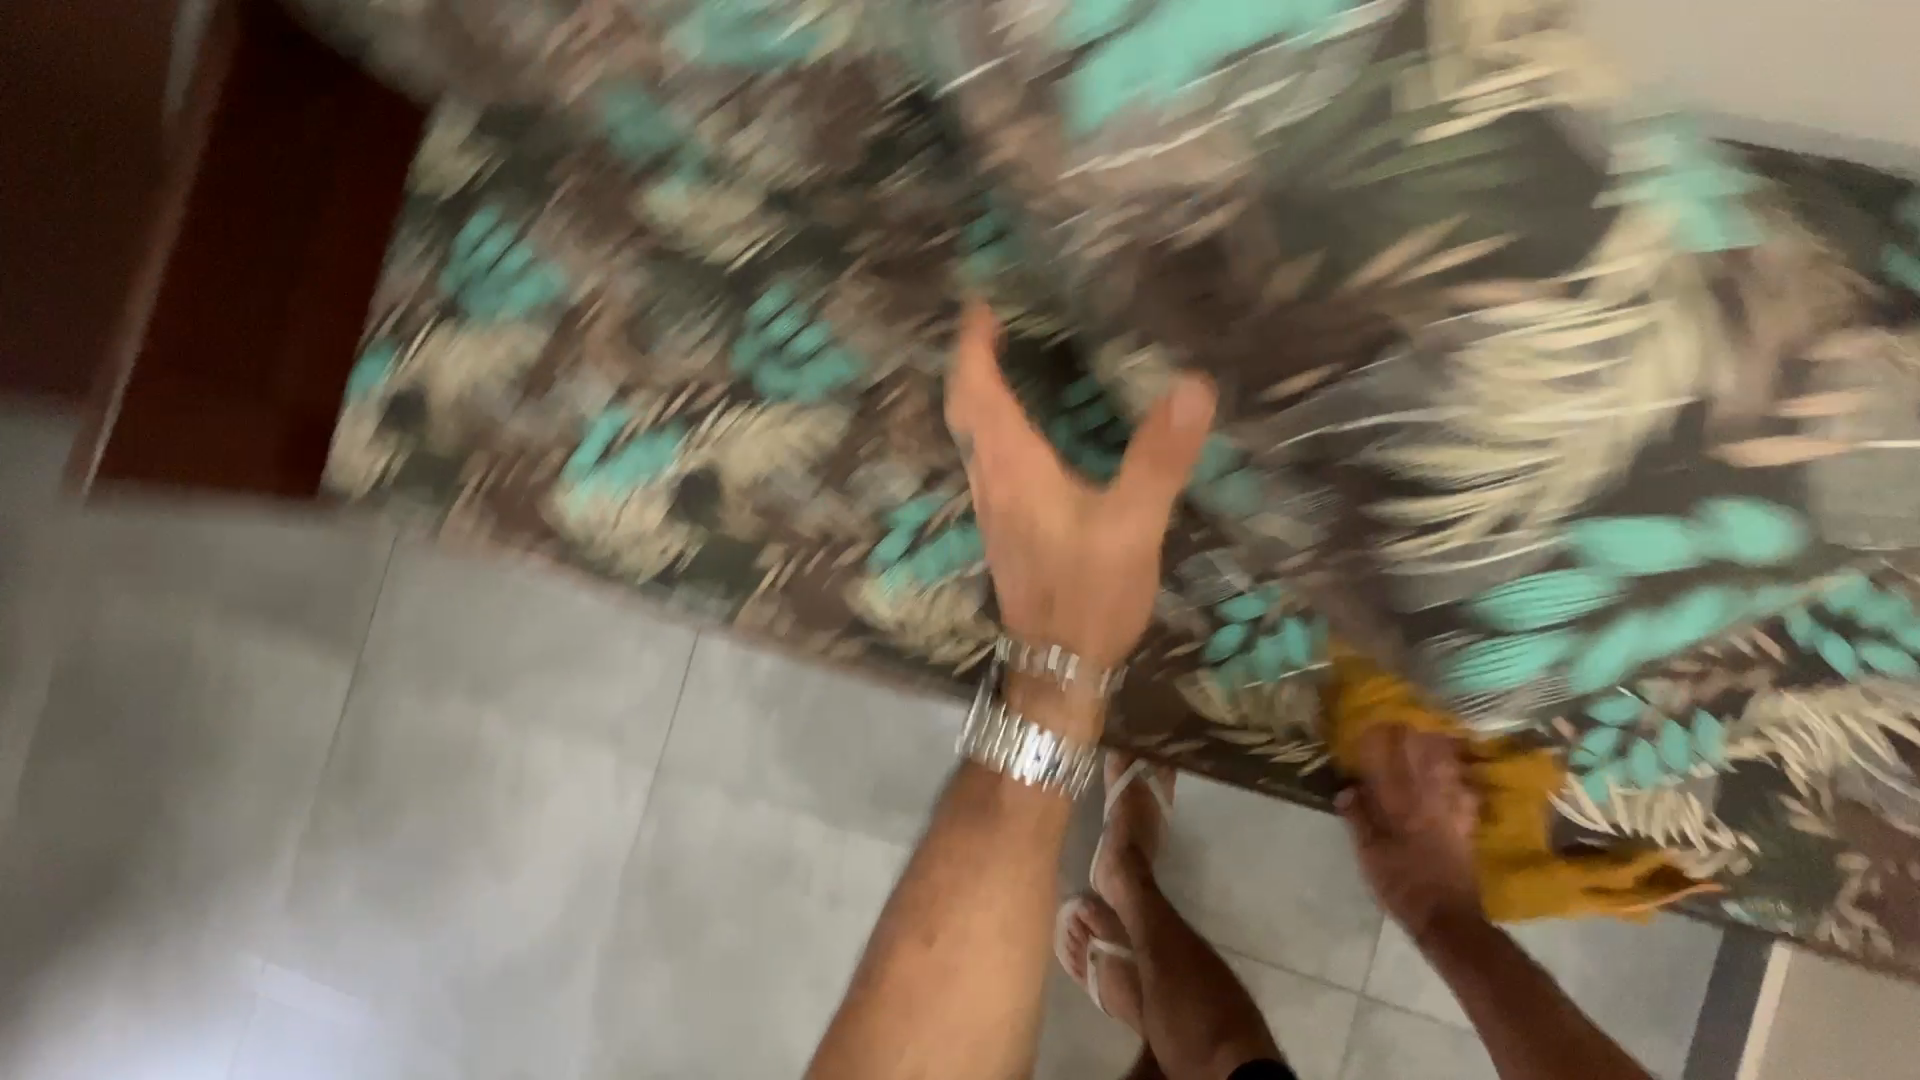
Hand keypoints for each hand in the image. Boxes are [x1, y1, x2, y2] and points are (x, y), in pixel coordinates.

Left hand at [944, 302, 1214, 716]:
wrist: (1057, 664)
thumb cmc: (1089, 595)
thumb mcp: (1133, 526)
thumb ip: (1158, 458)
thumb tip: (1191, 384)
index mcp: (1013, 467)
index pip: (976, 392)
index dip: (972, 347)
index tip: (980, 306)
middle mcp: (991, 480)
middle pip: (964, 409)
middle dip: (971, 362)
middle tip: (992, 325)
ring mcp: (993, 506)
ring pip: (971, 437)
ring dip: (978, 395)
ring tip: (1005, 361)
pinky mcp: (1005, 527)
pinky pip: (987, 459)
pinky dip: (994, 427)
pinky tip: (1025, 430)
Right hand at [1337, 728, 1483, 939]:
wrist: (1446, 919)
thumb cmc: (1402, 885)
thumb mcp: (1370, 854)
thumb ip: (1359, 819)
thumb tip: (1346, 788)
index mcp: (1404, 809)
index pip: (1392, 768)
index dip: (1385, 744)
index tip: (1378, 723)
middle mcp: (1431, 806)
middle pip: (1424, 765)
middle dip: (1416, 740)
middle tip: (1408, 720)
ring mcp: (1453, 817)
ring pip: (1447, 776)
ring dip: (1440, 754)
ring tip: (1434, 735)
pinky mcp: (1466, 831)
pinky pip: (1465, 796)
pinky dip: (1460, 780)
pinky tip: (1458, 775)